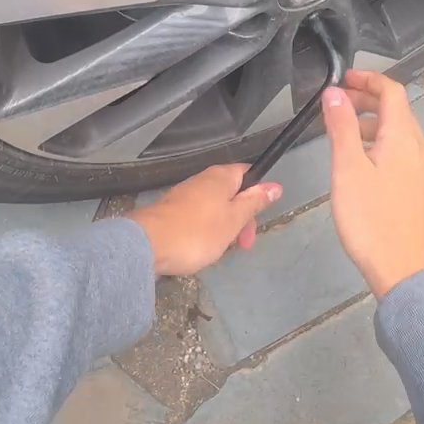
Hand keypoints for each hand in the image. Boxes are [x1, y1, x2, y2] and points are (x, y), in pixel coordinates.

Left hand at [131, 164, 280, 275]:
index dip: (258, 193)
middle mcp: (202, 180)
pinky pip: (198, 218)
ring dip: (224, 228)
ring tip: (220, 250)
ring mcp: (184, 196)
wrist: (147, 245)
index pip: (248, 173)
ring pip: (215, 208)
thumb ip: (254, 202)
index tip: (260, 216)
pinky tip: (201, 249)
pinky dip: (205, 232)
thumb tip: (275, 185)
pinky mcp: (171, 213)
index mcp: (220, 177)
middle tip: (243, 245)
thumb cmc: (197, 231)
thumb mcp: (234, 219)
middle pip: (231, 193)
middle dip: (242, 218)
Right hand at [319, 69, 423, 297]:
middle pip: (397, 109)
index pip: (392, 91)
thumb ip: (341, 126)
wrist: (401, 270)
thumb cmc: (371, 219)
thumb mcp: (348, 169)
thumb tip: (334, 92)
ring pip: (398, 131)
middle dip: (367, 99)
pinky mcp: (418, 187)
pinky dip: (379, 141)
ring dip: (371, 121)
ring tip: (341, 130)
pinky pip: (400, 150)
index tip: (342, 79)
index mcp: (403, 137)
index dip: (368, 79)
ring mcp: (422, 168)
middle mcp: (419, 147)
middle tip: (336, 102)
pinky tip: (359, 160)